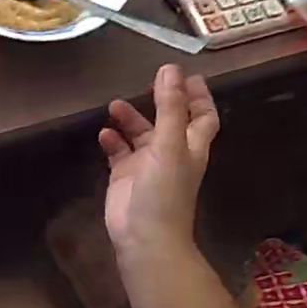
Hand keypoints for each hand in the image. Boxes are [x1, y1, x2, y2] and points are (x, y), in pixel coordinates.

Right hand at [99, 64, 219, 260]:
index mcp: (191, 146)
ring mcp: (146, 165)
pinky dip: (112, 141)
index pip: (202, 116)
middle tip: (148, 82)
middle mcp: (171, 153)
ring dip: (129, 119)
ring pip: (139, 134)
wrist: (145, 237)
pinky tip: (104, 133)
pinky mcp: (124, 177)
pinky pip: (118, 152)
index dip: (198, 96)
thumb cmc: (164, 191)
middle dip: (160, 102)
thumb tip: (170, 70)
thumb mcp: (169, 144)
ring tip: (113, 105)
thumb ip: (169, 107)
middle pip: (169, 121)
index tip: (189, 76)